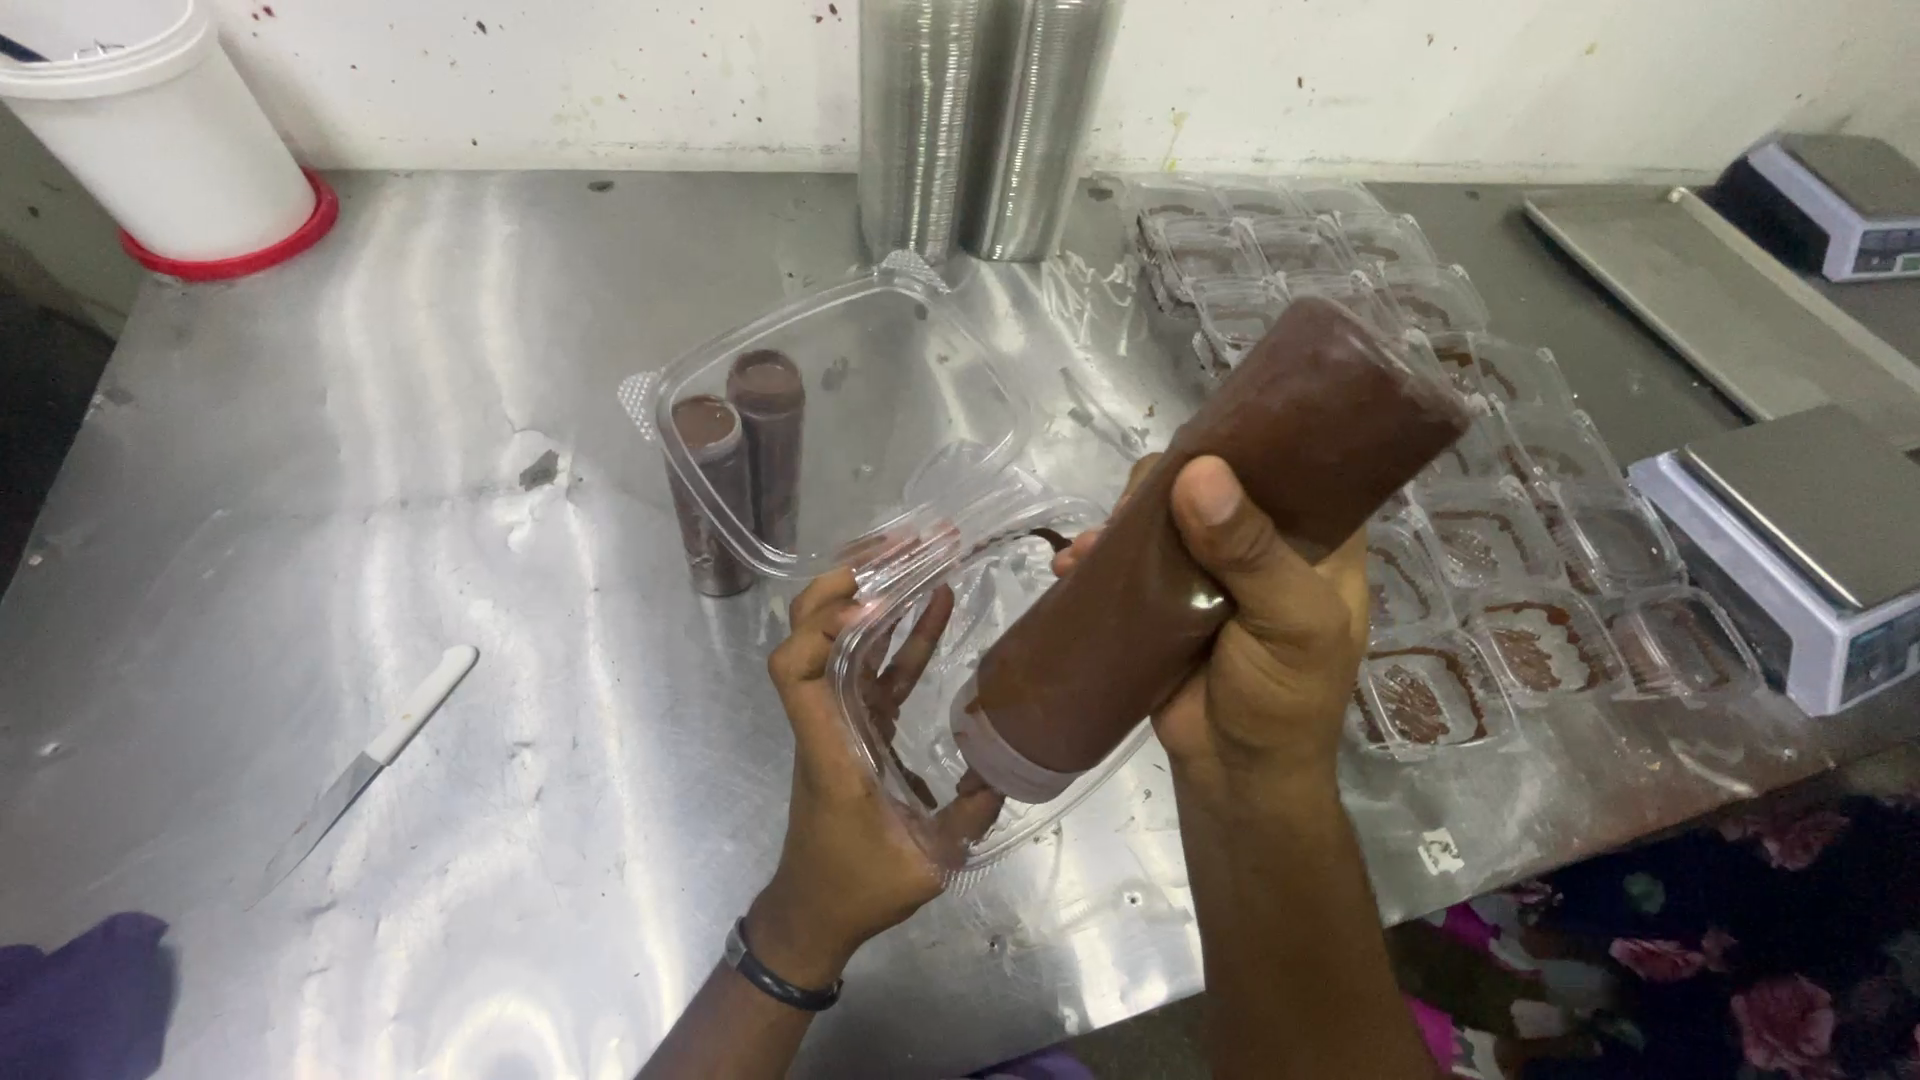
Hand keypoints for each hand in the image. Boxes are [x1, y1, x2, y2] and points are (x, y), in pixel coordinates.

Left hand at [749, 569, 1004, 989]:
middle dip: (848, 582)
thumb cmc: (856, 887)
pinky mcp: (860, 721)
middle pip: (808, 632)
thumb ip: (971, 814)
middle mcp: (826, 717)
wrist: (816, 912)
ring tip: (924, 551)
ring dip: (879, 594)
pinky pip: (879, 666)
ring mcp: (841, 714)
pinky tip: (937, 602)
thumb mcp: (925, 862)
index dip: (821, 627)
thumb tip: (1014, 763)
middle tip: (902, 544)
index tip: (873, 603)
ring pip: (845, 639)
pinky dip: (904, 634)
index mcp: (828, 746)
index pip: (794, 671)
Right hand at [1054, 454, 1368, 806]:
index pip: (1286, 466)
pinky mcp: (1164, 597)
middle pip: (1208, 482)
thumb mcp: (1290, 624)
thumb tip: (1198, 472)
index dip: (1241, 445)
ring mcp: (1207, 569)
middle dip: (1161, 488)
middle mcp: (1261, 543)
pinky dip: (1097, 558)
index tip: (1193, 448)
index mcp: (1317, 539)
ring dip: (1120, 522)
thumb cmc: (1284, 701)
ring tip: (1090, 548)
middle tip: (1130, 513)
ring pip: (1161, 516)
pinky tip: (1069, 567)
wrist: (1232, 775)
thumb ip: (1251, 551)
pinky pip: (1129, 560)